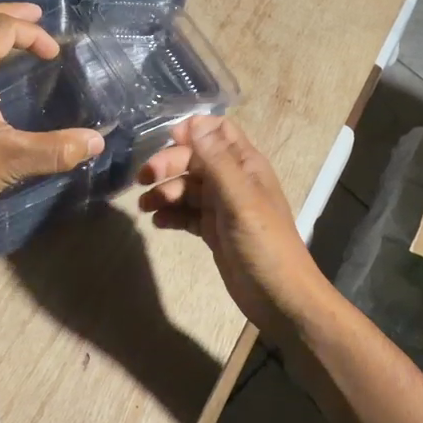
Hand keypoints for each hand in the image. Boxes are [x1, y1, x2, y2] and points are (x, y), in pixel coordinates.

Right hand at [135, 116, 326, 332]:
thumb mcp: (240, 199)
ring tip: (144, 206)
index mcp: (246, 165)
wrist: (279, 298)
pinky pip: (186, 214)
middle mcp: (233, 181)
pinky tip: (157, 224)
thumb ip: (217, 160)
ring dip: (164, 191)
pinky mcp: (212, 231)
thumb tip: (193, 123)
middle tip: (143, 179)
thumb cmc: (265, 243)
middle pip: (194, 159)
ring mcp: (222, 207)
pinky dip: (170, 215)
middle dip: (169, 164)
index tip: (167, 139)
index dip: (194, 130)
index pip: (219, 131)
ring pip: (186, 187)